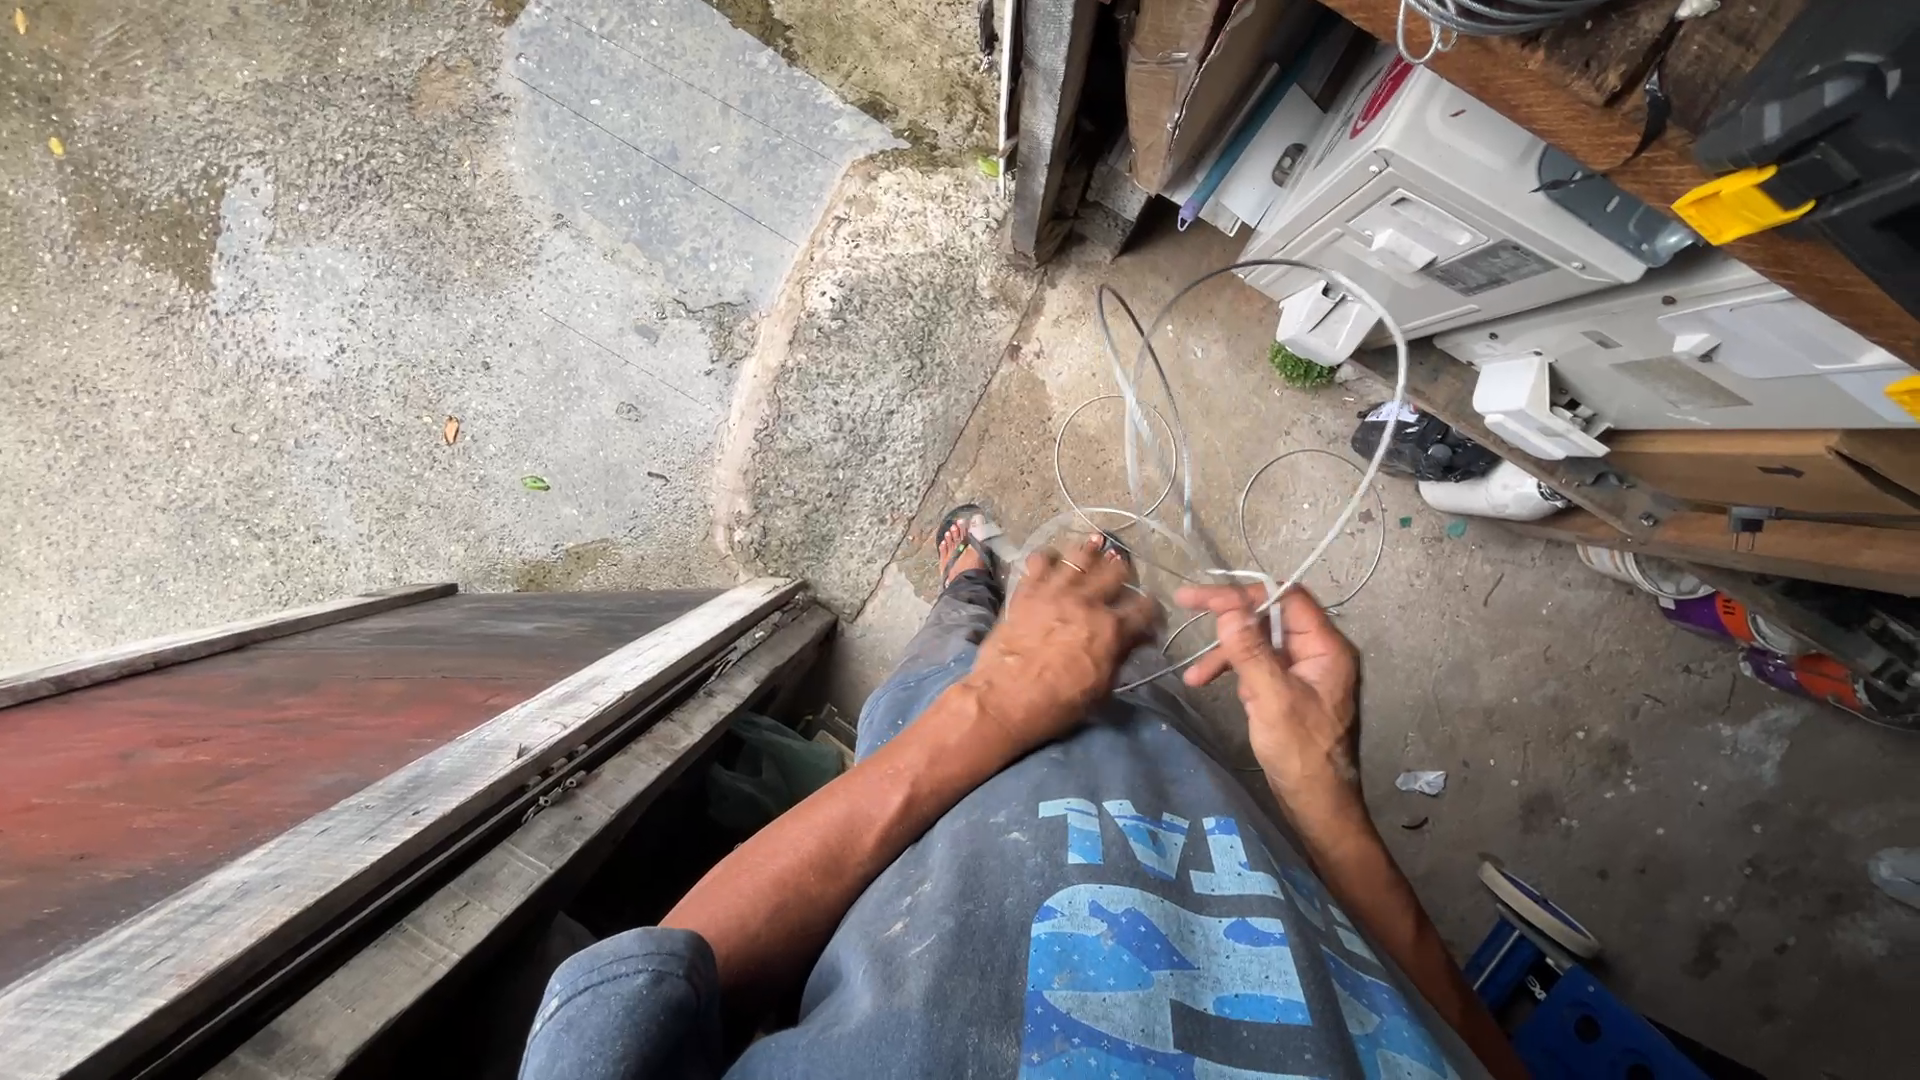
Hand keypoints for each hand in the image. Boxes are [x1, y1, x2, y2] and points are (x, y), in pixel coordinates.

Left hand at [960, 534, 1157, 755]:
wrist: (1005, 699)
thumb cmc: (1058, 703)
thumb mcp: (1102, 688)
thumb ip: (1120, 657)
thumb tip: (1135, 639)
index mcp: (1111, 629)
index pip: (1144, 608)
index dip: (1152, 608)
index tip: (1149, 612)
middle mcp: (1086, 602)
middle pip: (1114, 571)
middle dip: (1123, 571)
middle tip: (1121, 575)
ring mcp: (1054, 593)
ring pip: (1079, 557)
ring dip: (1090, 553)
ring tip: (1095, 547)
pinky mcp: (1026, 592)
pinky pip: (1039, 563)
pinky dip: (1047, 557)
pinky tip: (1051, 559)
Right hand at [1174, 584, 1363, 823]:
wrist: (1316, 802)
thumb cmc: (1301, 752)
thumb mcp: (1272, 699)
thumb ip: (1250, 652)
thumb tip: (1228, 611)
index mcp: (1326, 648)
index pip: (1286, 598)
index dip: (1244, 593)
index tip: (1204, 598)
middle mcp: (1316, 651)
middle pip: (1269, 614)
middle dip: (1227, 615)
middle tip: (1186, 605)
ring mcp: (1301, 670)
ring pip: (1257, 640)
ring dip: (1224, 650)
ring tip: (1195, 674)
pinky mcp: (1286, 686)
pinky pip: (1255, 663)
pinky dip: (1230, 668)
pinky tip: (1206, 683)